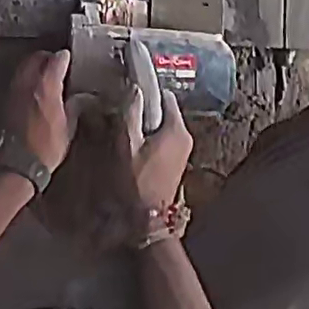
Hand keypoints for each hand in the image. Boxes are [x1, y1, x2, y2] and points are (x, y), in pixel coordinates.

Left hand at [4, 49, 74, 171]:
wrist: (18, 165)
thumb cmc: (46, 148)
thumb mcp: (67, 129)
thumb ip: (73, 108)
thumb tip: (78, 98)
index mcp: (46, 88)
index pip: (55, 61)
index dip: (64, 57)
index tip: (68, 57)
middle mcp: (28, 85)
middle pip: (35, 58)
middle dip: (46, 57)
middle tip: (56, 62)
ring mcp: (14, 92)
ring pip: (23, 67)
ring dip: (34, 65)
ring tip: (45, 73)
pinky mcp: (6, 101)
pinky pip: (17, 79)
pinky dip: (26, 77)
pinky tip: (33, 87)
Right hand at [119, 85, 190, 209]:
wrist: (148, 220)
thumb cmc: (136, 180)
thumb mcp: (128, 143)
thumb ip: (132, 113)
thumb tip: (135, 88)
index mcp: (177, 129)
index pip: (165, 96)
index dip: (147, 90)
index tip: (128, 90)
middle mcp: (185, 137)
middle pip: (164, 110)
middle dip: (145, 108)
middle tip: (122, 111)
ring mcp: (183, 151)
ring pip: (163, 125)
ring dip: (147, 124)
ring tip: (125, 127)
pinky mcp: (177, 162)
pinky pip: (164, 138)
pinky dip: (151, 136)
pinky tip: (134, 144)